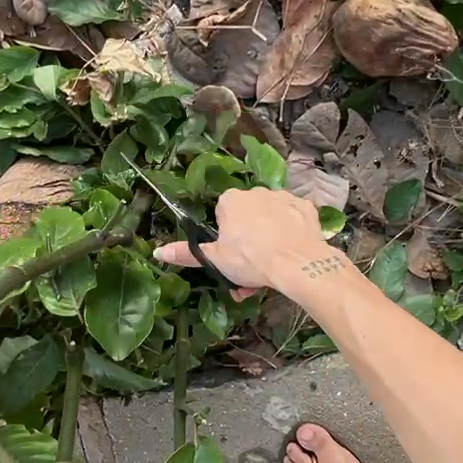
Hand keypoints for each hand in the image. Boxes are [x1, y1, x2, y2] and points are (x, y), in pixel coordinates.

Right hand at [153, 188, 346, 295]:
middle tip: (249, 271)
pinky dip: (290, 233)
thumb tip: (157, 252)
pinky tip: (291, 253)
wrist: (297, 263)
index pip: (222, 215)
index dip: (225, 238)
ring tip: (271, 270)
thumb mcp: (215, 259)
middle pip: (247, 218)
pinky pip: (293, 219)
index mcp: (231, 199)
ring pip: (270, 219)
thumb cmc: (250, 259)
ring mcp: (283, 197)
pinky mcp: (306, 208)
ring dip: (267, 240)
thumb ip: (186, 254)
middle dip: (247, 243)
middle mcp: (256, 191)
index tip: (230, 256)